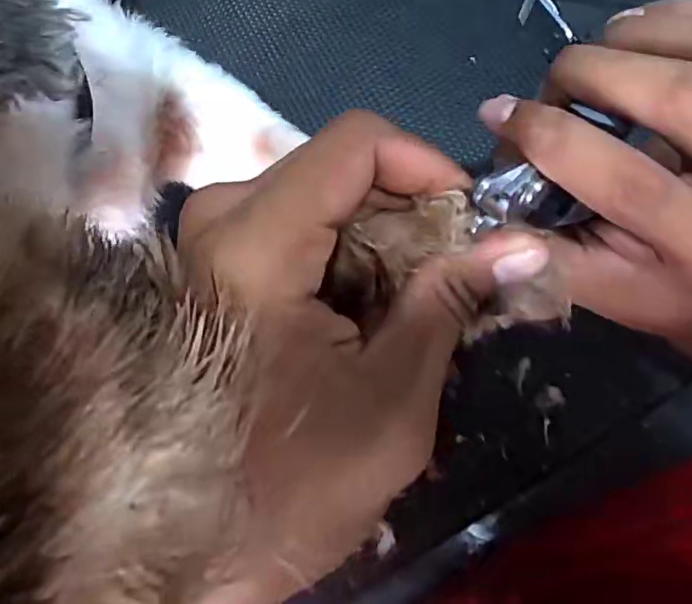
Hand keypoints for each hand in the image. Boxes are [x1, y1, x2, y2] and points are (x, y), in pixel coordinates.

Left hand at [182, 112, 551, 602]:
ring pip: (327, 190)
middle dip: (413, 209)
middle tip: (452, 271)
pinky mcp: (216, 254)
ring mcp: (213, 231)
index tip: (467, 220)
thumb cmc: (280, 487)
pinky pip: (302, 217)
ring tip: (412, 301)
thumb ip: (451, 303)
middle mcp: (224, 213)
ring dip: (384, 234)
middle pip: (345, 165)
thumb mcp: (390, 402)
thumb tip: (521, 244)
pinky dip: (349, 250)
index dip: (428, 164)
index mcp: (258, 240)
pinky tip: (365, 310)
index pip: (359, 140)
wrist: (170, 552)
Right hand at [475, 0, 691, 352]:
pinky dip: (674, 20)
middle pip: (681, 95)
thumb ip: (537, 238)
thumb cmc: (657, 289)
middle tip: (552, 86)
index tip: (500, 115)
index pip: (629, 179)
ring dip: (637, 37)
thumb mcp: (591, 285)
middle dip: (592, 72)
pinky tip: (632, 39)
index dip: (550, 136)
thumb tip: (492, 164)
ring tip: (595, 55)